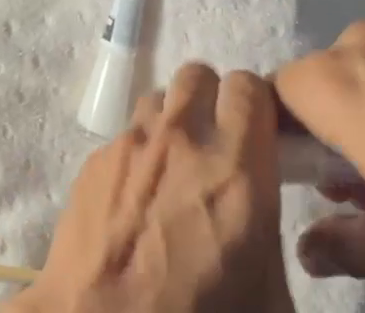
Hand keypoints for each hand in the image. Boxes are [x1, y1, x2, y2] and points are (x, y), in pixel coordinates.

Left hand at [5, 63, 292, 312]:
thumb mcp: (269, 294)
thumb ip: (269, 229)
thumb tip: (263, 208)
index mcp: (237, 170)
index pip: (249, 87)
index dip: (256, 105)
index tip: (260, 132)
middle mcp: (182, 140)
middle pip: (198, 74)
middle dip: (212, 99)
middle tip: (218, 142)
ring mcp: (132, 144)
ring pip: (158, 99)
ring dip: (174, 120)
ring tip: (177, 166)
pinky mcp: (95, 157)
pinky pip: (127, 134)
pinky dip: (140, 151)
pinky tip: (139, 194)